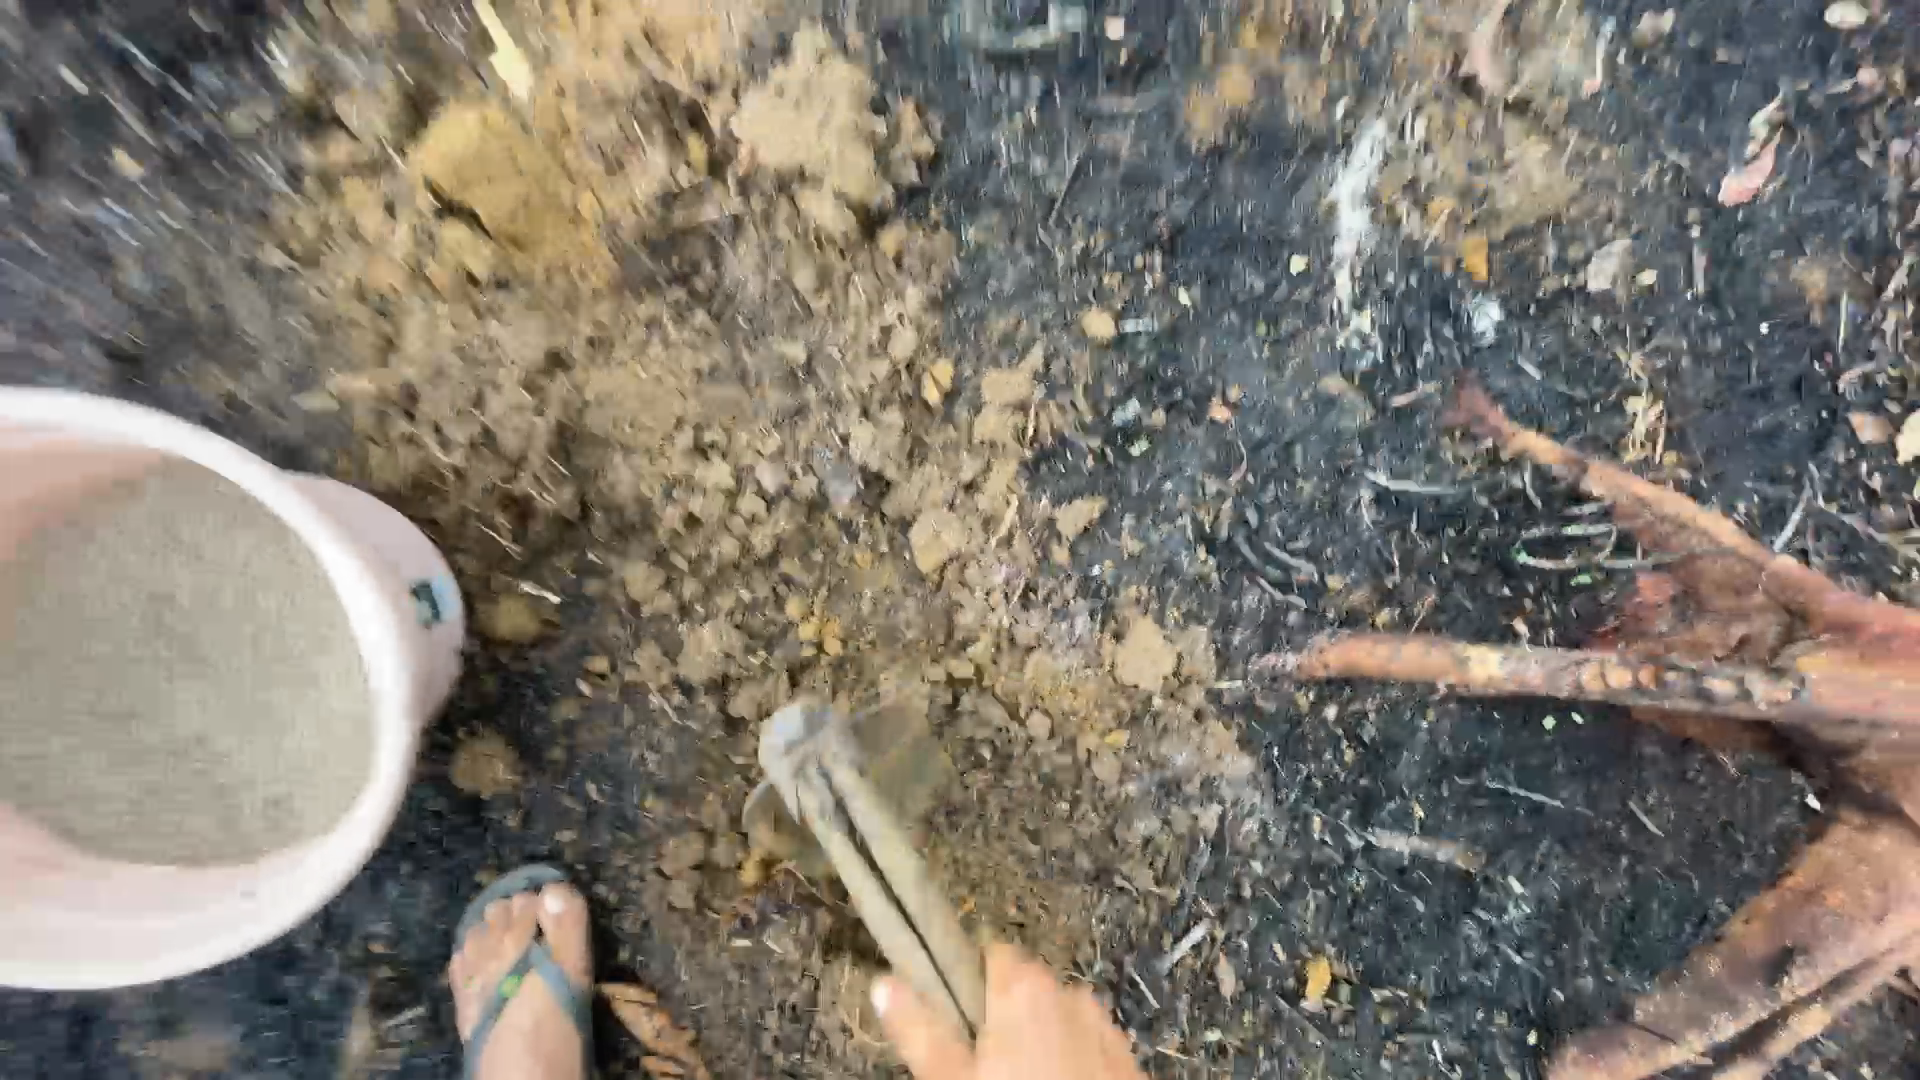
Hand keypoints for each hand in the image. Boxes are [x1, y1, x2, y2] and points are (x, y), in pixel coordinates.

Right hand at [871, 944, 1146, 1079]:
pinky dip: (1074, 1060)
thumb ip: (919, 1027)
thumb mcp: (953, 1077)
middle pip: (1024, 987)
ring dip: (1041, 1039)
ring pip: (1057, 1018)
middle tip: (983, 1064)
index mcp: (1025, 985)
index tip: (957, 1020)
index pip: (989, 954)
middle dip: (1003, 1016)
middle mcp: (1068, 990)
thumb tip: (882, 983)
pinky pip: (1089, 1046)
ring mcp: (1103, 1025)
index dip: (968, 983)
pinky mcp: (1127, 1060)